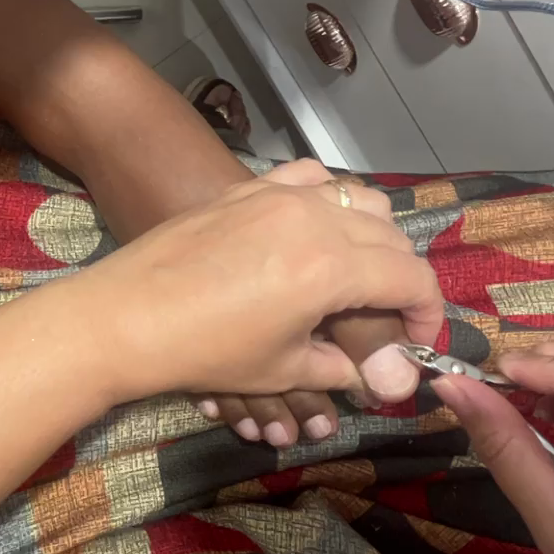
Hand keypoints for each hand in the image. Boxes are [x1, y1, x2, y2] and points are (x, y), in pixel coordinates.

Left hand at [192, 162, 435, 445]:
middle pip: (392, 235)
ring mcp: (277, 194)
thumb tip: (378, 376)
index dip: (427, 311)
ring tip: (354, 272)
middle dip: (401, 277)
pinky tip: (315, 225)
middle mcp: (314, 217)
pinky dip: (327, 198)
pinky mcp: (247, 187)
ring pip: (357, 197)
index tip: (416, 339)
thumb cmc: (204, 350)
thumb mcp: (282, 369)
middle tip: (384, 315)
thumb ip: (342, 366)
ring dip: (371, 234)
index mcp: (331, 266)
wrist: (126, 316)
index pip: (412, 277)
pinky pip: (308, 177)